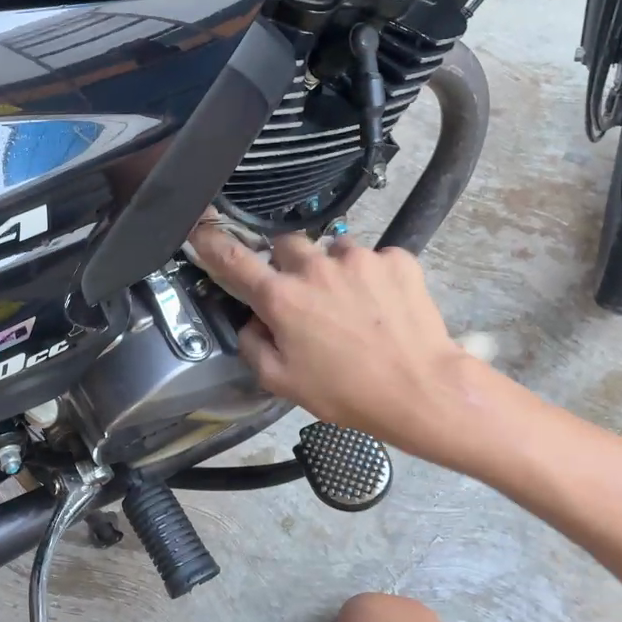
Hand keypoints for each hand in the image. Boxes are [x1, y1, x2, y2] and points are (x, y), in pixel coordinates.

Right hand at [188, 224, 511, 475]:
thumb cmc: (346, 393)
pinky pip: (373, 258)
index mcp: (282, 299)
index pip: (234, 260)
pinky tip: (380, 307)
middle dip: (287, 264)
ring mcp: (359, 258)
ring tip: (349, 306)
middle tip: (302, 296)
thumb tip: (253, 323)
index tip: (201, 228)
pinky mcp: (397, 259)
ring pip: (332, 249)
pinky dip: (371, 277)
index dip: (212, 242)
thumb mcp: (282, 382)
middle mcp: (316, 268)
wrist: (420, 389)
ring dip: (332, 270)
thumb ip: (253, 346)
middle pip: (286, 244)